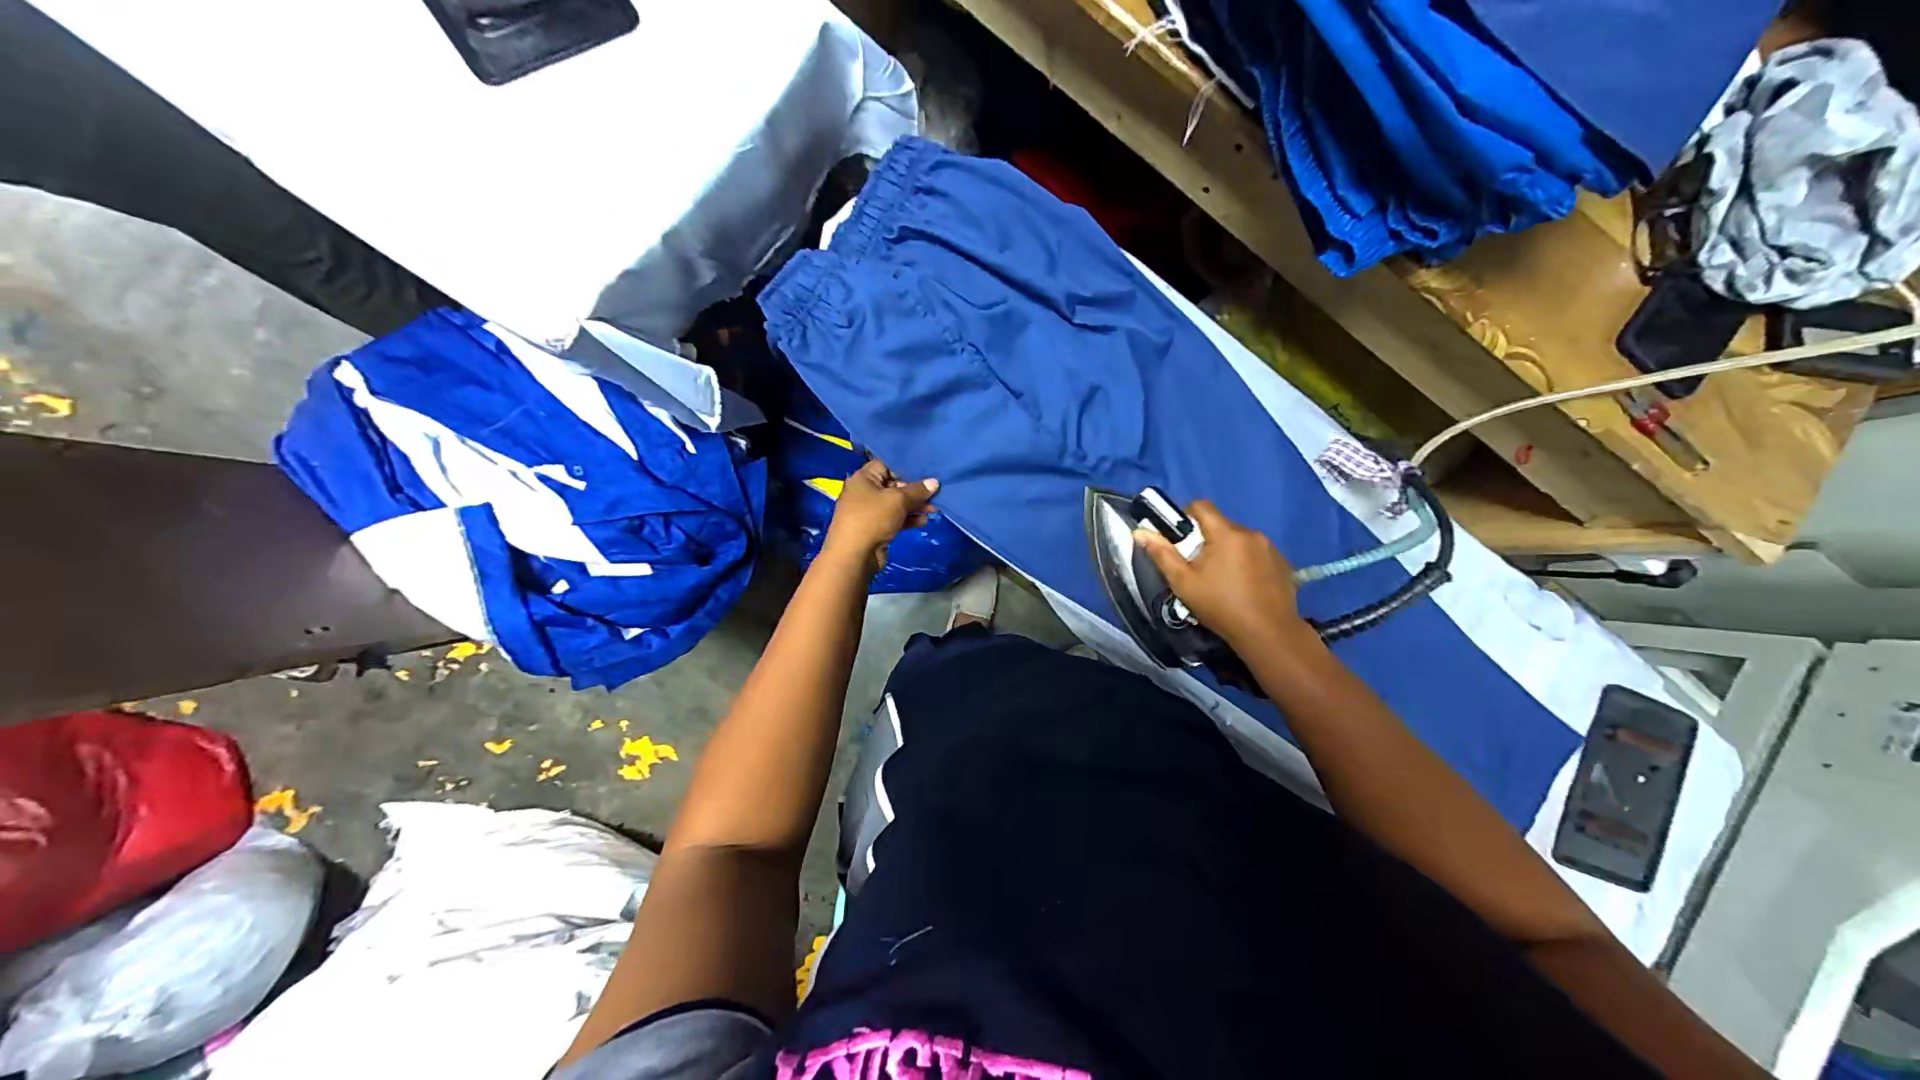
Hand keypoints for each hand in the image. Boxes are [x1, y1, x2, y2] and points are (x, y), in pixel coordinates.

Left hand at [821, 460, 938, 573]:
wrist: (854, 555)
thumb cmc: (873, 518)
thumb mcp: (898, 500)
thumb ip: (917, 490)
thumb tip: (934, 482)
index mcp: (863, 478)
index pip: (886, 465)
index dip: (904, 468)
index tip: (924, 472)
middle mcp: (865, 492)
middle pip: (893, 485)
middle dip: (914, 490)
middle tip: (934, 492)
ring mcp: (869, 511)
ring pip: (896, 504)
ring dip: (914, 506)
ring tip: (933, 508)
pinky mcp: (875, 528)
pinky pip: (894, 518)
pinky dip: (908, 519)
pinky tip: (923, 521)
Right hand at [1135, 499, 1304, 648]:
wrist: (1268, 633)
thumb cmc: (1221, 606)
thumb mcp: (1183, 583)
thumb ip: (1162, 554)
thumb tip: (1140, 532)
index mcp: (1226, 534)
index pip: (1202, 506)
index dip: (1186, 516)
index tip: (1180, 539)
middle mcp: (1251, 533)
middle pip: (1221, 525)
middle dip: (1207, 539)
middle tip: (1199, 566)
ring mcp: (1270, 548)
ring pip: (1240, 539)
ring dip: (1229, 550)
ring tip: (1223, 578)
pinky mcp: (1283, 563)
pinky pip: (1258, 552)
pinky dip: (1248, 562)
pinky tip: (1245, 585)